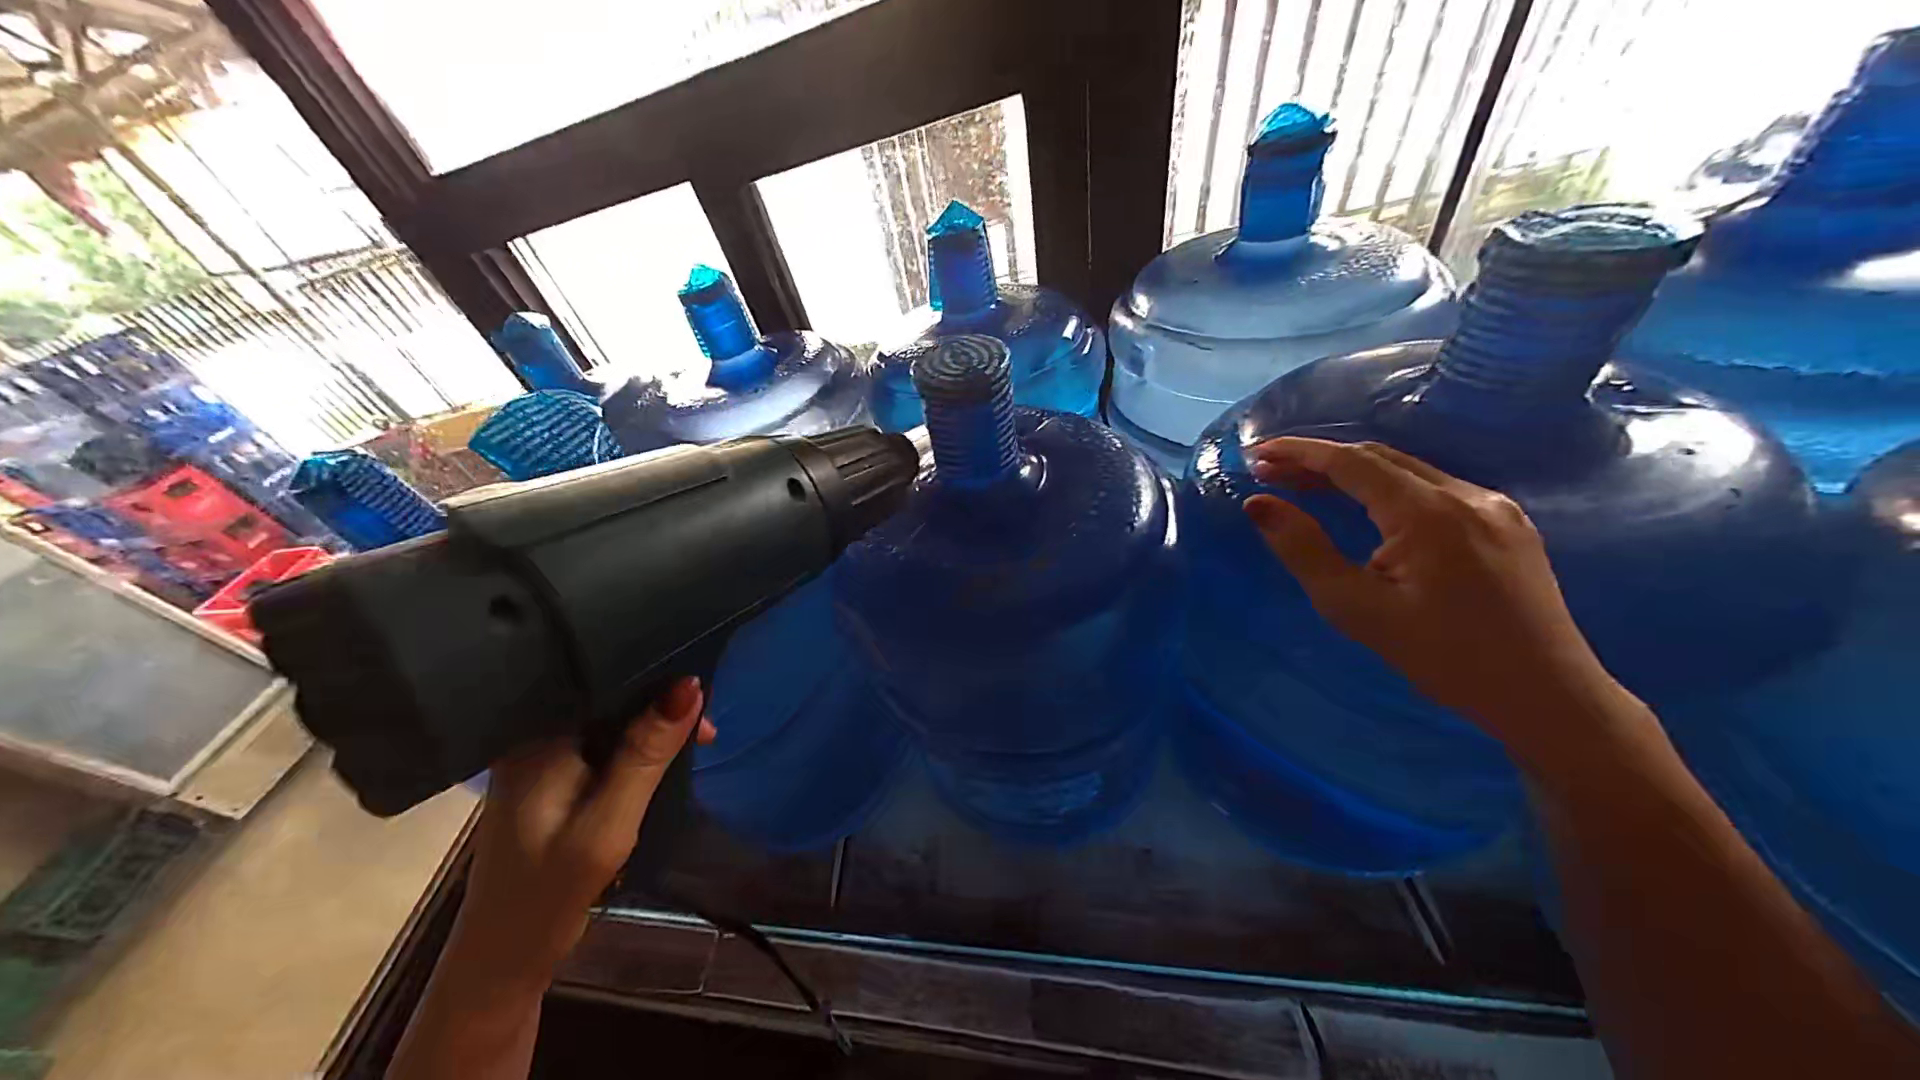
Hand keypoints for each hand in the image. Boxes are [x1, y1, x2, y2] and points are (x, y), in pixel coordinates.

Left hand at [449, 678, 716, 993]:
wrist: (501, 959)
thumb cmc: (549, 892)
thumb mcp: (608, 824)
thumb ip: (647, 754)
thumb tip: (689, 686)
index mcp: (535, 738)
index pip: (604, 680)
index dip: (658, 681)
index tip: (703, 704)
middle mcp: (532, 735)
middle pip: (608, 696)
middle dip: (661, 707)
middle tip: (706, 732)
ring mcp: (538, 756)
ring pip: (609, 719)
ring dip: (653, 728)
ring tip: (694, 742)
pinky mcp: (549, 775)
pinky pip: (602, 741)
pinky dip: (636, 747)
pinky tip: (660, 759)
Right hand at [1241, 437, 1619, 756]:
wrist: (1545, 696)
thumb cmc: (1441, 657)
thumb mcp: (1355, 608)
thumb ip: (1303, 549)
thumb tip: (1257, 504)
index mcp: (1429, 513)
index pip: (1350, 462)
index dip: (1298, 452)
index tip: (1255, 454)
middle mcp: (1466, 494)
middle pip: (1379, 458)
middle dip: (1319, 459)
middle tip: (1270, 473)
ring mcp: (1494, 505)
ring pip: (1408, 470)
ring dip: (1352, 472)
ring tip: (1305, 486)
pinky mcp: (1507, 522)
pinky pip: (1434, 488)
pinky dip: (1387, 487)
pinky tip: (1366, 507)